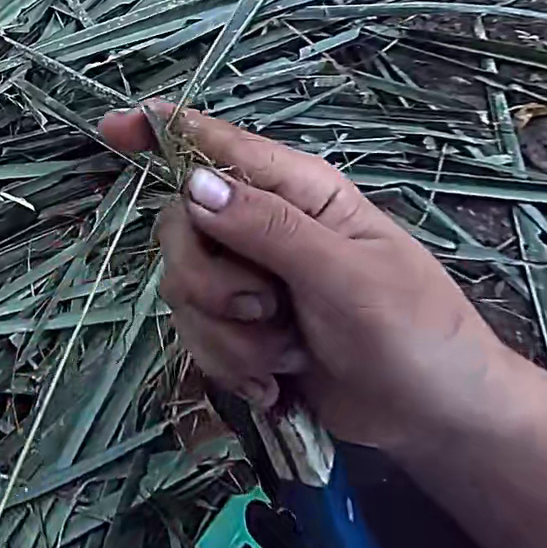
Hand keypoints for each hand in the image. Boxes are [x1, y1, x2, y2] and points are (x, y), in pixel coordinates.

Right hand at [99, 100, 517, 449]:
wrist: (434, 419)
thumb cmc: (414, 331)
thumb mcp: (350, 277)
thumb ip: (270, 227)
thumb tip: (193, 185)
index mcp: (293, 189)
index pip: (214, 144)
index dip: (159, 130)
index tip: (111, 127)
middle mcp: (257, 221)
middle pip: (180, 226)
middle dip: (210, 281)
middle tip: (264, 311)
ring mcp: (242, 273)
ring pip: (180, 284)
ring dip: (229, 334)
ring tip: (286, 353)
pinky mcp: (234, 322)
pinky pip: (192, 329)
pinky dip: (229, 362)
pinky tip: (274, 380)